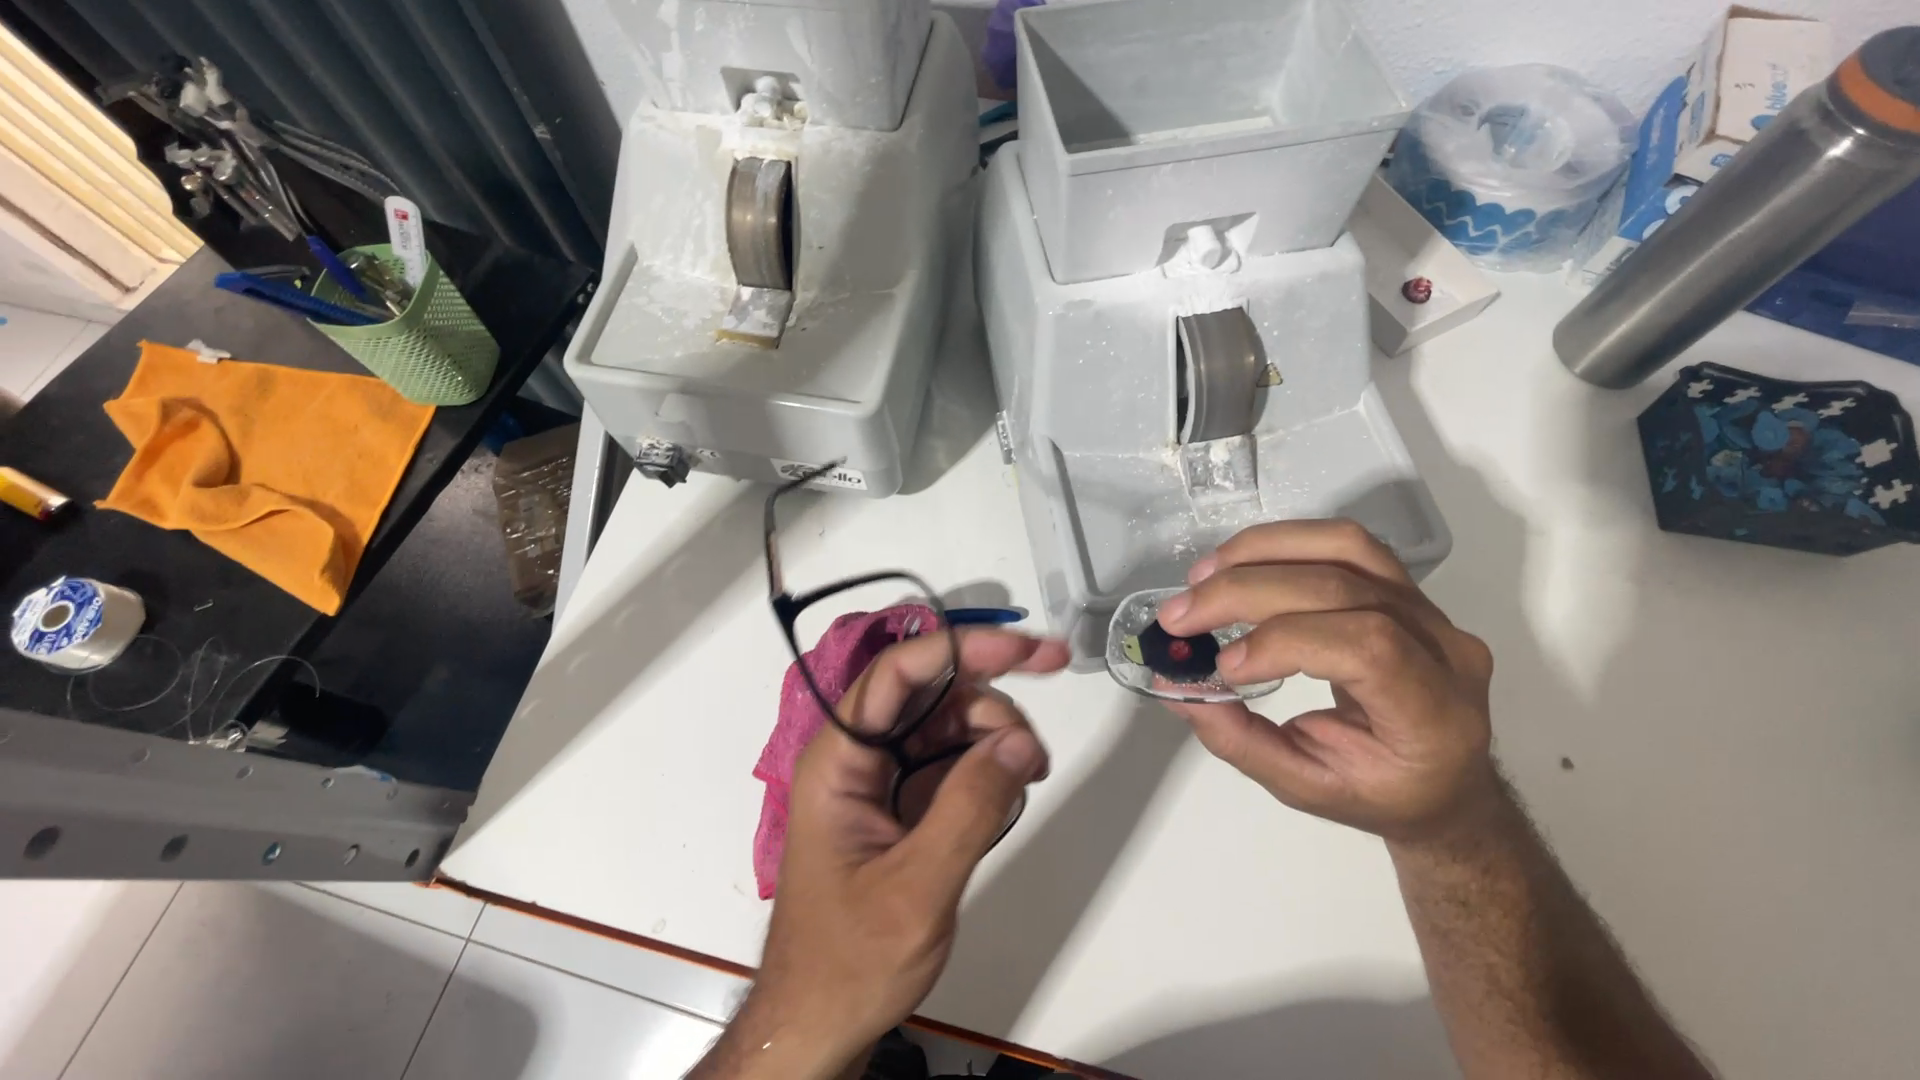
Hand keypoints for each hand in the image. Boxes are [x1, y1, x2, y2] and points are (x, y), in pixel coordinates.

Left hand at [694, 630, 1068, 1079]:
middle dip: (992, 692)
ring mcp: (883, 779)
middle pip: (930, 692)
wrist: (821, 1022)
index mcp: (840, 760)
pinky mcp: (905, 804)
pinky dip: (990, 763)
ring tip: (1031, 774)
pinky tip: (1015, 785)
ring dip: (997, 733)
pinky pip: (953, 760)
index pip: (898, 674)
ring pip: (948, 723)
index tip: (1025, 651)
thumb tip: (1021, 741)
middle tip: (1042, 728)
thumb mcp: (917, 887)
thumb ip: (971, 808)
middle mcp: (859, 756)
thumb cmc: (851, 960)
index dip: (961, 647)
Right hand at [1156, 520, 1497, 842]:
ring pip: (1345, 547)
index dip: (1287, 641)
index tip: (1223, 666)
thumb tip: (1175, 685)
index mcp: (1433, 714)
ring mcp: (1429, 609)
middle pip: (1342, 587)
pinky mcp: (1404, 588)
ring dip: (1260, 553)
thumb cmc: (1378, 793)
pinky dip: (1279, 545)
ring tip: (1200, 577)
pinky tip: (1235, 565)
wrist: (1446, 781)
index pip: (1369, 649)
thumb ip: (1240, 740)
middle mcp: (1444, 648)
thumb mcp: (1305, 786)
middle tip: (1177, 617)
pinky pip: (1342, 545)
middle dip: (1246, 592)